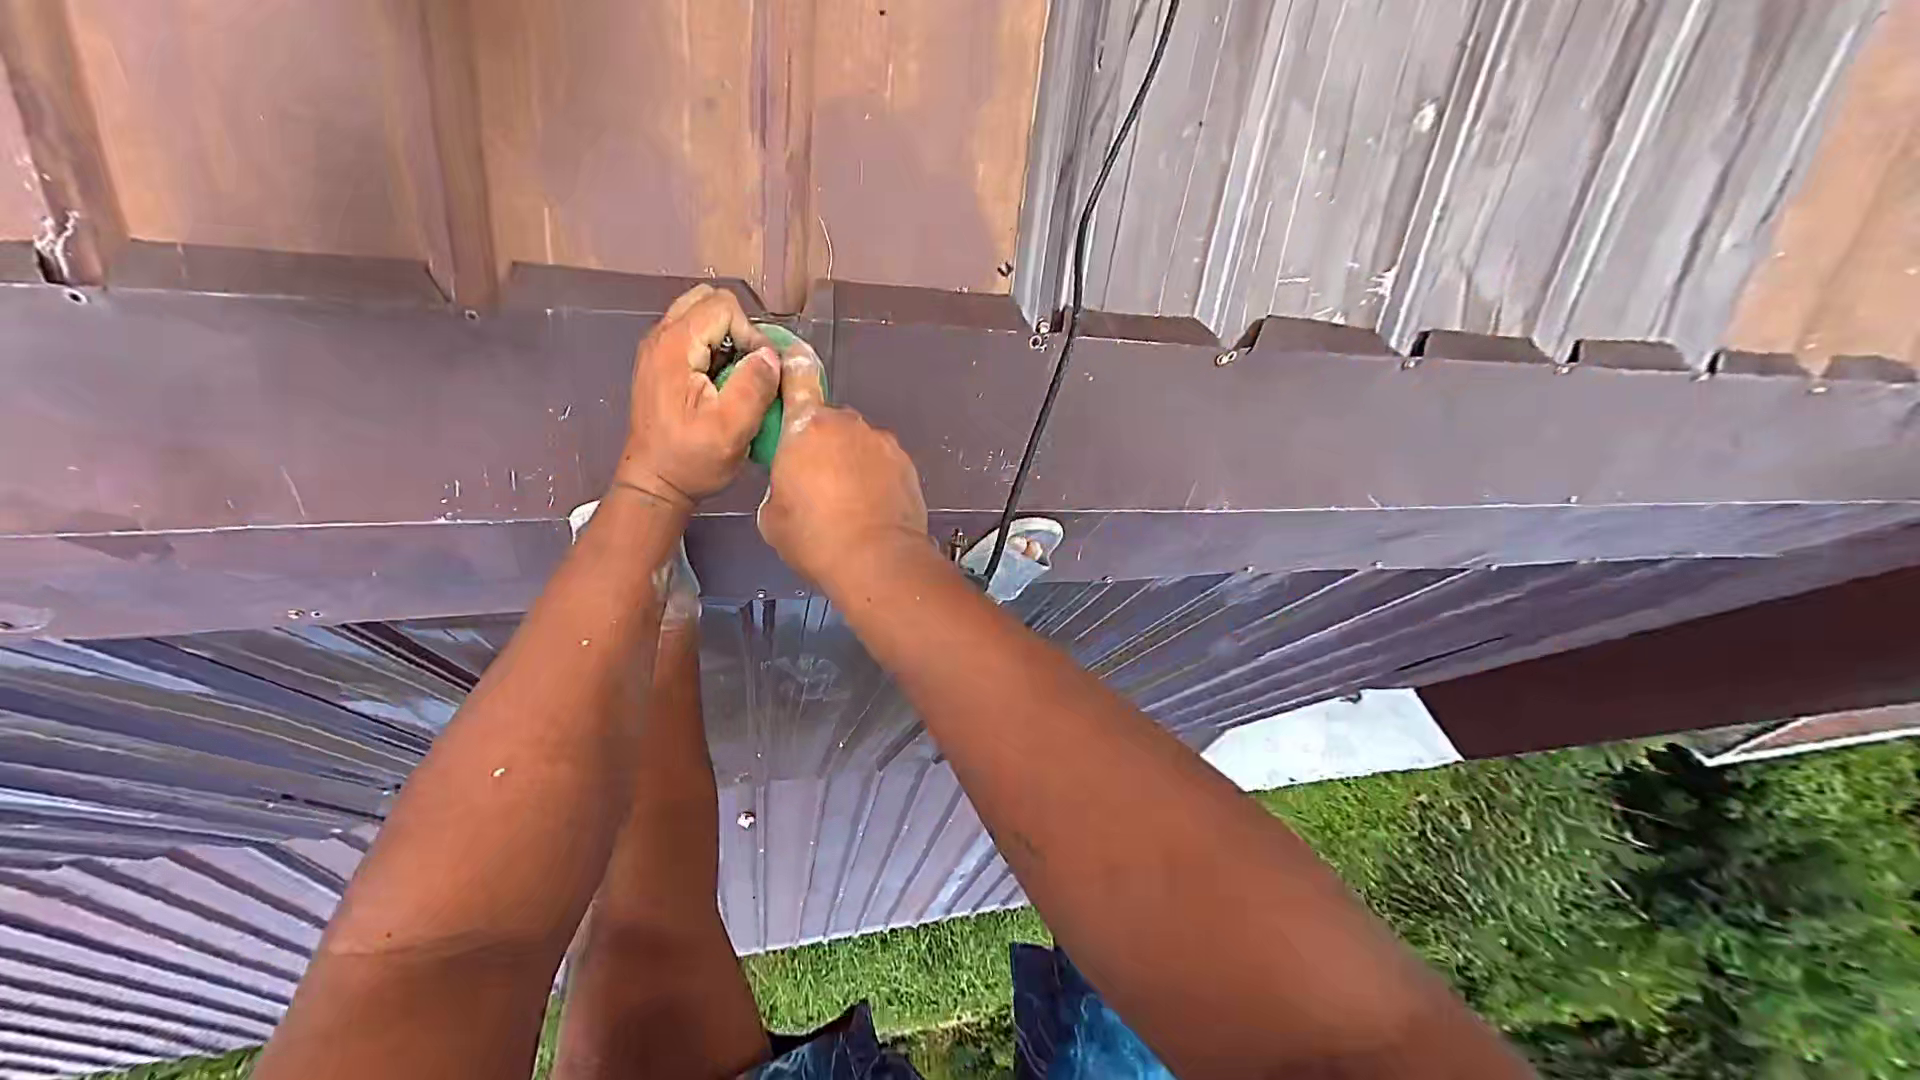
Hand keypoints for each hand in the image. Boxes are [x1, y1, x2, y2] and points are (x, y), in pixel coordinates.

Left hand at [615, 285, 779, 508]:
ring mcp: (657, 349)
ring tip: (740, 376)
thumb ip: (754, 386)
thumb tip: (772, 356)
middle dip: (740, 328)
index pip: (724, 307)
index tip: (760, 373)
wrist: (654, 483)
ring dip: (729, 338)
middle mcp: (660, 338)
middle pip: (709, 300)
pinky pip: (694, 336)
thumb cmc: (691, 460)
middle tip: (750, 367)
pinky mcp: (661, 364)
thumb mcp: (732, 429)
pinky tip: (724, 383)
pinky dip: (716, 349)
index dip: (751, 334)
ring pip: (701, 315)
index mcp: (674, 347)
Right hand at [758, 349, 930, 589]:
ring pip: (857, 443)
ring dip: (849, 461)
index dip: (790, 368)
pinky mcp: (905, 465)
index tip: (788, 361)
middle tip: (812, 478)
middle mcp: (847, 425)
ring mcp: (881, 443)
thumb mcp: (772, 516)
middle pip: (827, 421)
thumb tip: (789, 487)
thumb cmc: (818, 539)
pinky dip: (874, 477)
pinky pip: (881, 462)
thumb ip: (777, 485)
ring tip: (844, 502)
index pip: (796, 379)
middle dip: (819, 442)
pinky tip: (867, 507)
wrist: (877, 561)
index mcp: (805, 427)